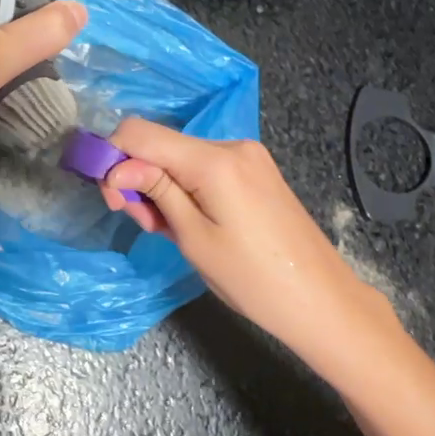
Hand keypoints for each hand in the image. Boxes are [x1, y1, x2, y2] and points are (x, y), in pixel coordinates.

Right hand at [99, 118, 407, 372]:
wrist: (322, 301)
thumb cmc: (252, 278)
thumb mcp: (193, 237)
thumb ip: (155, 192)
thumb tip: (116, 167)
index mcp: (213, 160)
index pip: (139, 133)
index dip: (112, 158)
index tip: (112, 200)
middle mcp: (230, 146)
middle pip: (159, 144)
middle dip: (136, 178)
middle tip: (141, 224)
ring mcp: (246, 157)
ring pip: (178, 158)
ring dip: (159, 187)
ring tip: (166, 230)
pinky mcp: (254, 172)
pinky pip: (202, 168)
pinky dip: (183, 188)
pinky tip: (188, 222)